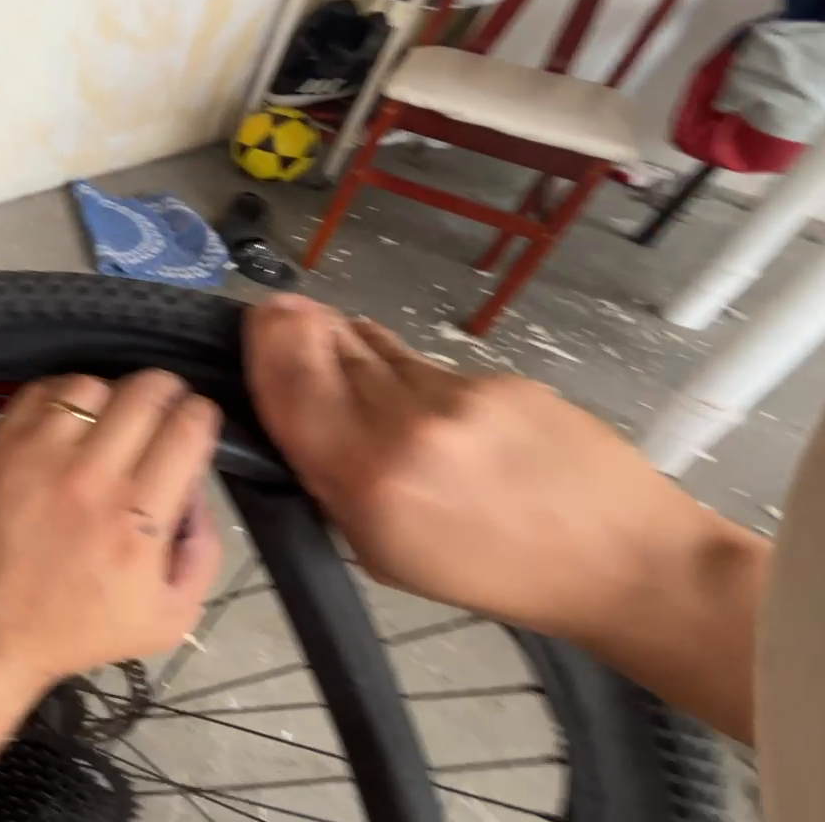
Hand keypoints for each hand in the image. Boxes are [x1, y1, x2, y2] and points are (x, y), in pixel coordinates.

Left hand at [0, 370, 223, 690]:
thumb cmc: (77, 626)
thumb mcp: (169, 616)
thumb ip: (202, 549)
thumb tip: (197, 483)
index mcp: (137, 520)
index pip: (186, 430)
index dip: (202, 413)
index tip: (197, 419)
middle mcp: (90, 477)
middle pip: (143, 393)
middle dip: (166, 390)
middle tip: (163, 406)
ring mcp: (39, 455)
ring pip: (91, 385)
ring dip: (111, 393)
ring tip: (111, 415)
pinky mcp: (1, 446)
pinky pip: (41, 391)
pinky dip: (63, 393)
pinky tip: (70, 415)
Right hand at [243, 295, 722, 640]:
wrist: (628, 563)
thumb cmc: (489, 572)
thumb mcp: (379, 550)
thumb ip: (328, 480)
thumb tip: (297, 414)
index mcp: (365, 479)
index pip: (290, 385)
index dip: (266, 342)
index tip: (256, 317)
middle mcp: (403, 427)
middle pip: (324, 350)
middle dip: (296, 326)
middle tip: (281, 313)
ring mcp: (456, 397)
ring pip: (371, 348)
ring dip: (345, 341)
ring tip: (338, 344)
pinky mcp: (499, 380)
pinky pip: (423, 361)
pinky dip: (402, 365)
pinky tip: (416, 390)